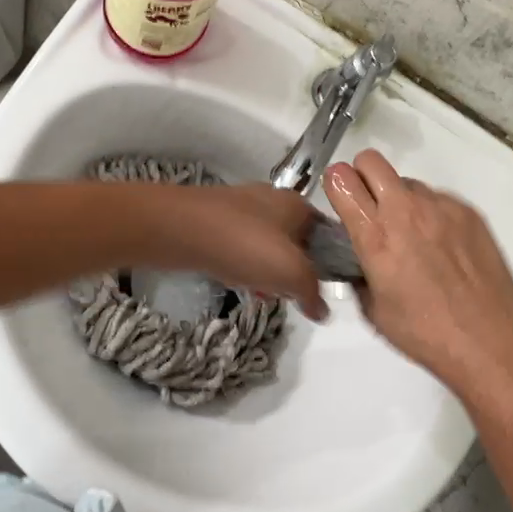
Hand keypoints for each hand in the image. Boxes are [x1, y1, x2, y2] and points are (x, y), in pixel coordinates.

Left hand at [150, 183, 326, 319]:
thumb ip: (313, 292)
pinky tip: (235, 280)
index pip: (328, 232)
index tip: (327, 289)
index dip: (331, 261)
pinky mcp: (217, 220)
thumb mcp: (292, 272)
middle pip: (296, 241)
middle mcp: (273, 200)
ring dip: (267, 270)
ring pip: (267, 246)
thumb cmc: (245, 245)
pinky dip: (242, 265)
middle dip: (294, 270)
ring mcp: (242, 208)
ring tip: (261, 291)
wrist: (181, 229)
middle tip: (289, 293)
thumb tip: (322, 311)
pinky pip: (240, 247)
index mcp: (298, 204)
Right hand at [325, 151, 512, 395]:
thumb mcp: (373, 311)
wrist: (490, 344)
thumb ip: (357, 273)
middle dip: (363, 177)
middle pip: (371, 160)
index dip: (337, 186)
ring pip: (407, 182)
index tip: (343, 204)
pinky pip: (439, 199)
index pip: (341, 177)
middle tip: (371, 209)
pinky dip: (433, 215)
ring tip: (416, 239)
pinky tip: (445, 249)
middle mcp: (405, 210)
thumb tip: (357, 260)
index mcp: (375, 236)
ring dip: (401, 201)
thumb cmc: (425, 334)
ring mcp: (441, 207)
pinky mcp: (469, 211)